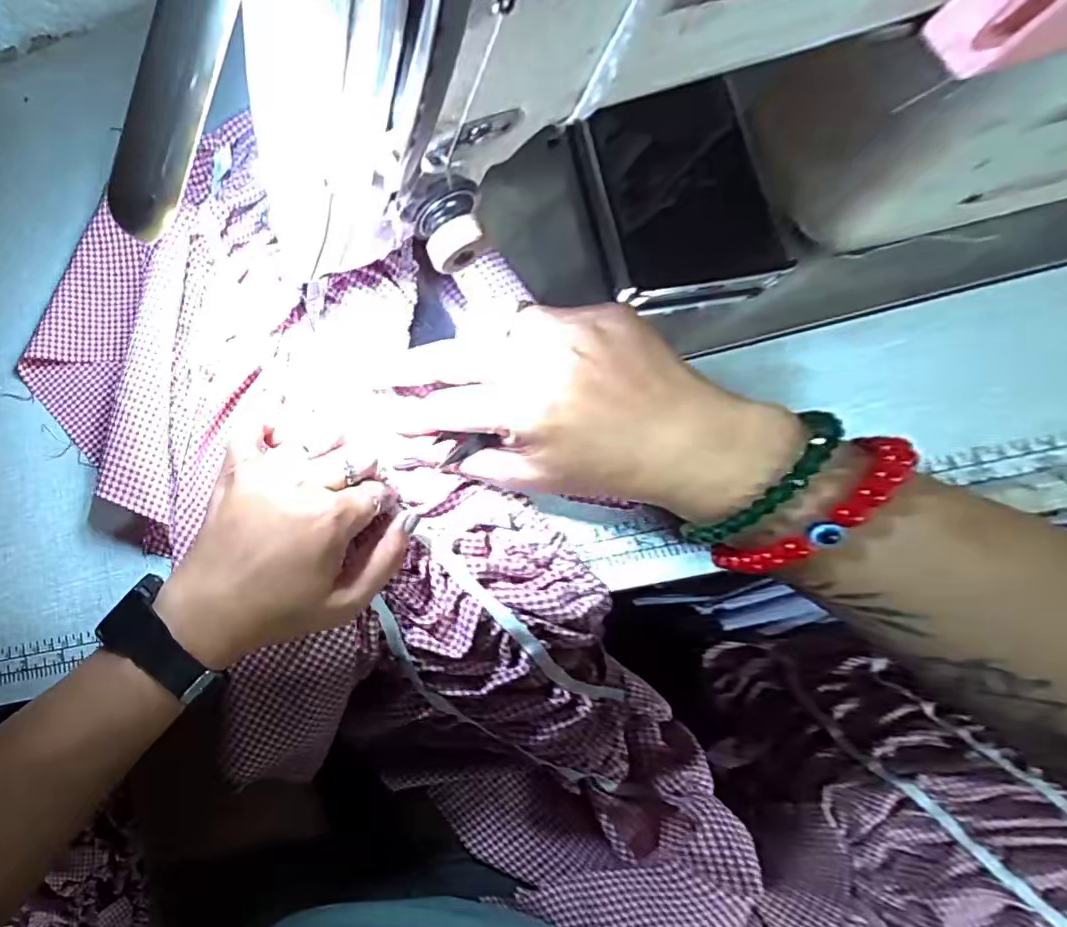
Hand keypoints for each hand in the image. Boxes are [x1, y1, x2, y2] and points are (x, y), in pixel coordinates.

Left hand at [152, 423, 414, 669]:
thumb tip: (407, 521)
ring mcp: (265, 472)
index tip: (373, 515)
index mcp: (331, 517)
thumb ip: (385, 562)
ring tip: (324, 468)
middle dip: (361, 473)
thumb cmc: (282, 611)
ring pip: (310, 440)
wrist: (212, 609)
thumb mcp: (345, 604)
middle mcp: (302, 484)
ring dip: (327, 447)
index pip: (376, 491)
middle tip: (350, 495)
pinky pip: (252, 430)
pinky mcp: (235, 469)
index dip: (381, 503)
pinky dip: (268, 427)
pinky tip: (280, 438)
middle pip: (350, 459)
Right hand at [377, 304, 805, 522]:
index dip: (405, 413)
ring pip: (494, 328)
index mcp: (522, 405)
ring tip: (461, 367)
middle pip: (453, 354)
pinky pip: (539, 320)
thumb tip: (430, 451)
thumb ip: (475, 460)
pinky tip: (533, 361)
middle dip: (409, 365)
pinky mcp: (594, 309)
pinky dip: (523, 341)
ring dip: (470, 349)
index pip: (444, 406)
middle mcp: (537, 355)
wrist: (691, 437)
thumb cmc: (608, 469)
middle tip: (378, 371)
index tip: (376, 412)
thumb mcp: (535, 477)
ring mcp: (567, 324)